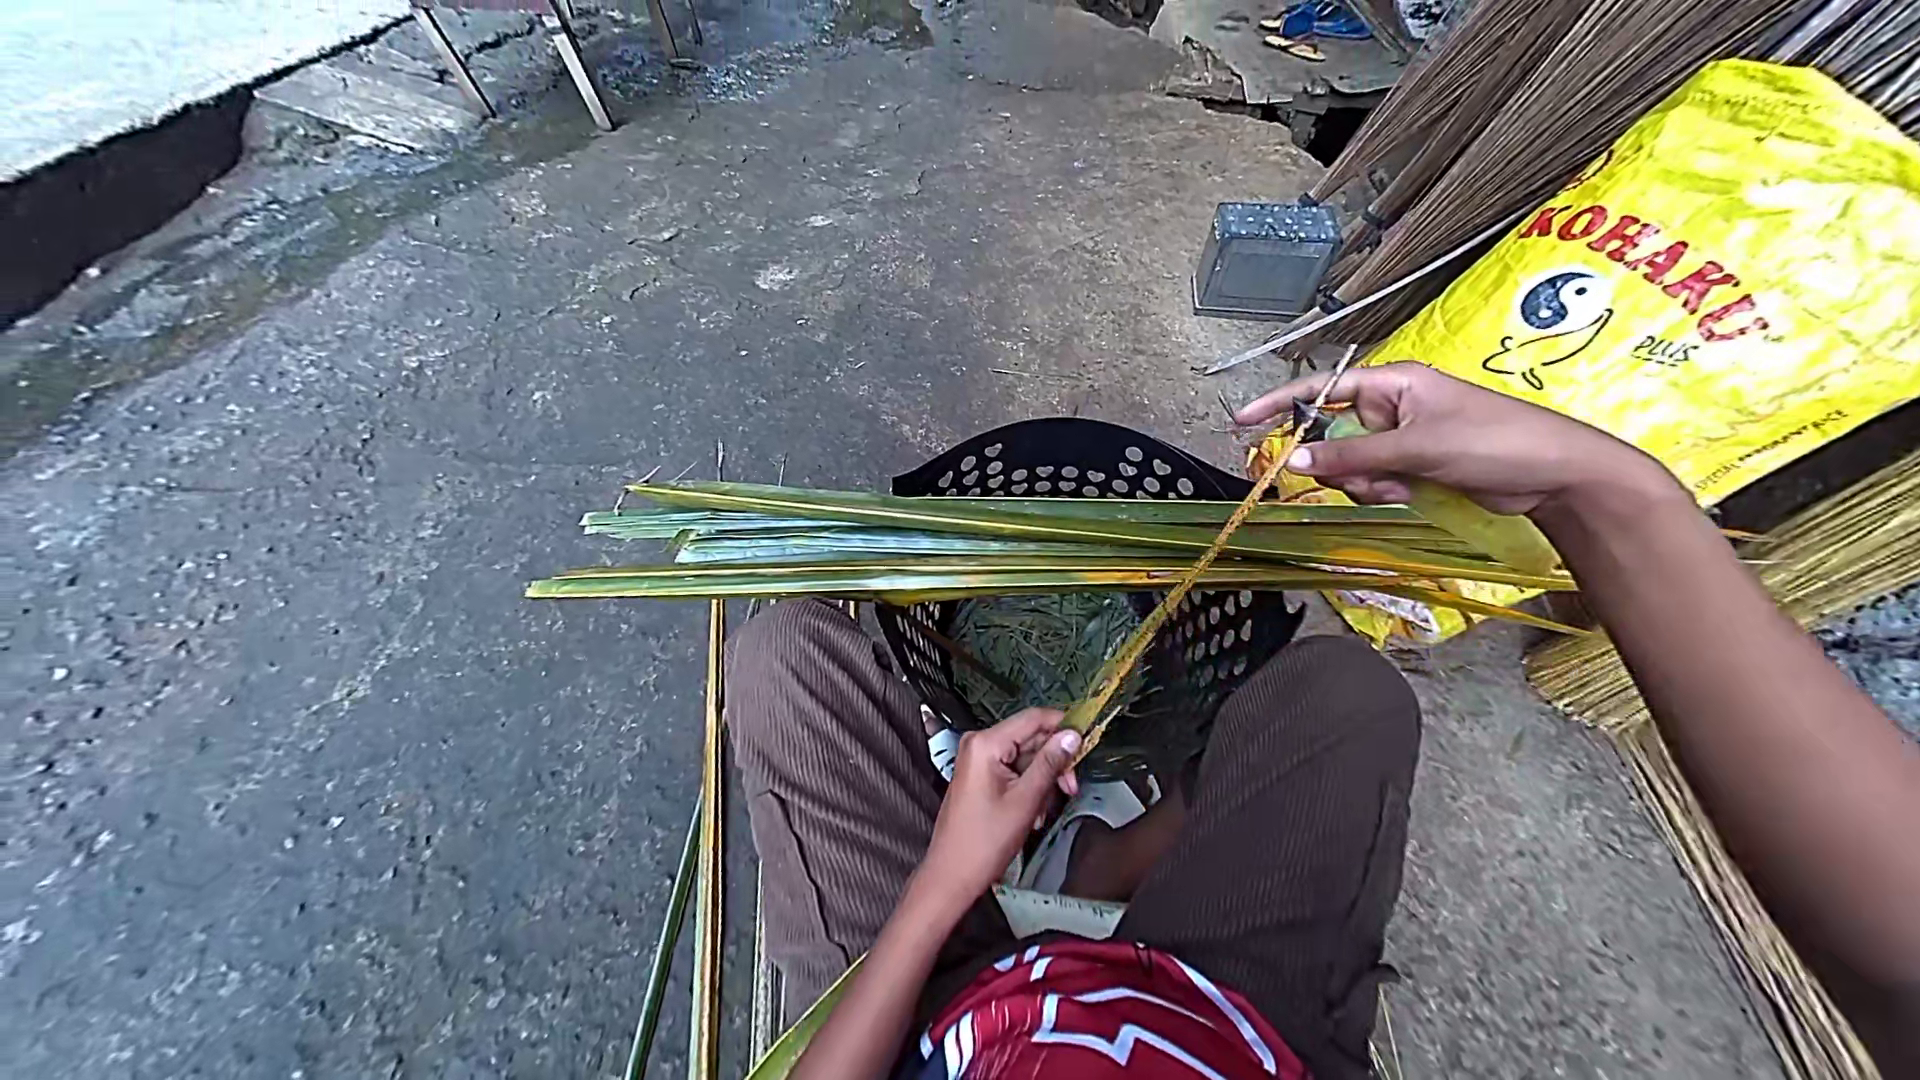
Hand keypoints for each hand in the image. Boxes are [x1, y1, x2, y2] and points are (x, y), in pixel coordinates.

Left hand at [921, 708, 1080, 901]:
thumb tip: (1072, 735)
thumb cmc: (984, 842)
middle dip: (1054, 761)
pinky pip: (1013, 768)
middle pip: (1030, 737)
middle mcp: (979, 742)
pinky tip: (1033, 810)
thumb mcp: (1025, 800)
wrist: (952, 874)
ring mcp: (978, 757)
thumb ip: (1050, 763)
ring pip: (1025, 755)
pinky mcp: (980, 772)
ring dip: (1043, 778)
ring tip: (1046, 808)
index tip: (1087, 741)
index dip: (1063, 726)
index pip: (1033, 718)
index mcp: (986, 743)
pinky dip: (1029, 785)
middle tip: (1071, 787)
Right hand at [1236, 362, 1681, 517]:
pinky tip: (1407, 492)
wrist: (1557, 478)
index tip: (1243, 419)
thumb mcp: (1415, 447)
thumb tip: (1291, 459)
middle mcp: (1389, 407)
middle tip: (1358, 476)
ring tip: (1398, 485)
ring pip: (1346, 462)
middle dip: (1338, 461)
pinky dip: (1378, 490)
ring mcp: (1398, 437)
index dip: (1279, 403)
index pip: (1321, 388)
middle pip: (1329, 434)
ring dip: (1361, 480)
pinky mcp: (1407, 463)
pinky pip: (1368, 478)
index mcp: (1391, 384)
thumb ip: (1350, 454)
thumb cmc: (1494, 442)